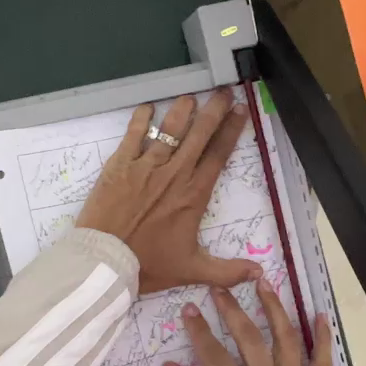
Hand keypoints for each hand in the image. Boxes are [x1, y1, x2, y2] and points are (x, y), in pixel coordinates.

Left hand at [74, 93, 261, 293]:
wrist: (106, 261)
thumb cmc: (149, 265)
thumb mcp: (192, 270)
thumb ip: (227, 271)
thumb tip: (260, 275)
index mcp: (194, 194)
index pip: (219, 155)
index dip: (231, 130)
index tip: (240, 110)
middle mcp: (174, 173)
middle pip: (199, 134)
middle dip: (214, 110)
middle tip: (224, 91)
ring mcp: (145, 166)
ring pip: (168, 129)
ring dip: (181, 110)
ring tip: (190, 97)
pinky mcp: (119, 165)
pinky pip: (133, 134)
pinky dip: (141, 118)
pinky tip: (147, 107)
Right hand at [165, 281, 354, 365]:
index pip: (216, 358)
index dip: (200, 332)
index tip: (189, 309)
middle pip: (251, 340)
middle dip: (232, 310)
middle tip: (217, 289)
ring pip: (287, 341)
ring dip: (274, 309)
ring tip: (263, 283)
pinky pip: (321, 364)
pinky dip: (324, 338)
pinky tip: (320, 314)